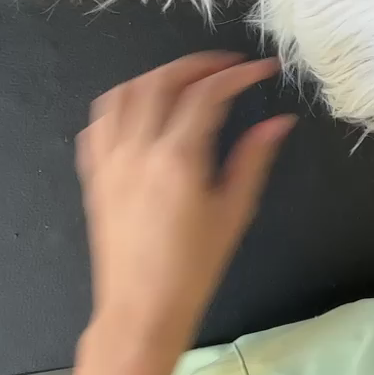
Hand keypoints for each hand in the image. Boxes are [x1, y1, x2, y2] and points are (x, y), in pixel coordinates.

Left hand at [75, 52, 294, 359]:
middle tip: (226, 68)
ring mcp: (110, 161)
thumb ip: (254, 160)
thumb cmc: (194, 268)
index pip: (207, 94)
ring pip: (123, 93)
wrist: (142, 309)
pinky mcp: (94, 175)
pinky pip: (99, 123)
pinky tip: (142, 113)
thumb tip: (279, 121)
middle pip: (161, 81)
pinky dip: (121, 104)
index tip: (263, 68)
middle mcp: (138, 150)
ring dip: (156, 77)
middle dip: (197, 65)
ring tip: (184, 82)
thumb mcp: (234, 213)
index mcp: (178, 159)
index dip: (238, 74)